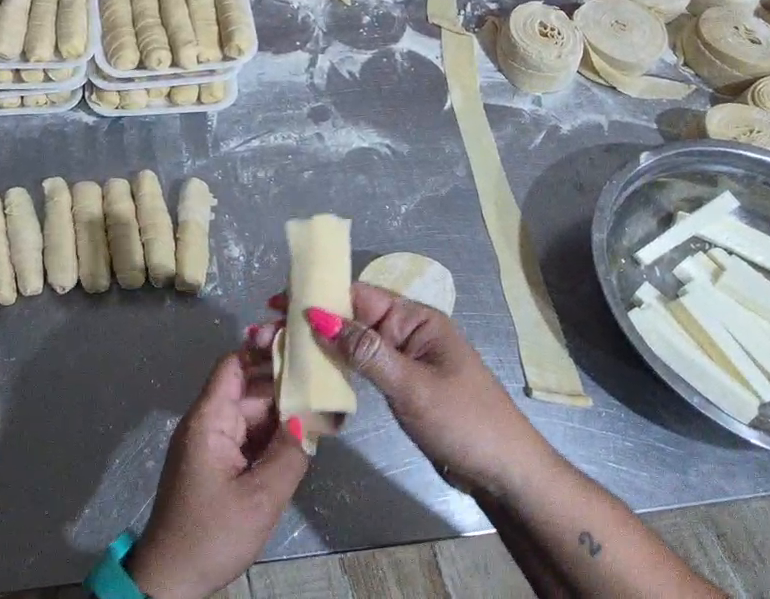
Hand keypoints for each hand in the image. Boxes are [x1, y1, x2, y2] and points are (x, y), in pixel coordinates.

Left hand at [125, 351, 308, 598]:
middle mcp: (208, 422)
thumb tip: (310, 418)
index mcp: (209, 419)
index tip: (300, 345)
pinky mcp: (218, 463)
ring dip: (283, 411)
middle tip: (327, 379)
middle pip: (248, 388)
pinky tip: (304, 435)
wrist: (171, 578)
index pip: (235, 365)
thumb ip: (289, 454)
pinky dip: (273, 434)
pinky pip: (248, 436)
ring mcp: (212, 443)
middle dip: (284, 383)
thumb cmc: (211, 534)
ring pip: (251, 413)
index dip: (264, 351)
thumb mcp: (260, 498)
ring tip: (325, 405)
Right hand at [297, 283, 556, 495]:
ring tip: (276, 350)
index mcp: (415, 319)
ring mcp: (402, 359)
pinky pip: (361, 367)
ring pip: (351, 343)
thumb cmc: (464, 422)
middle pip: (349, 317)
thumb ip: (364, 350)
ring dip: (317, 345)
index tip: (277, 303)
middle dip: (308, 322)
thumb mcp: (411, 385)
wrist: (506, 473)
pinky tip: (309, 373)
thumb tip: (318, 315)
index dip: (317, 296)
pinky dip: (335, 367)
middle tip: (264, 333)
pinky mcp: (400, 385)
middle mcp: (406, 332)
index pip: (358, 296)